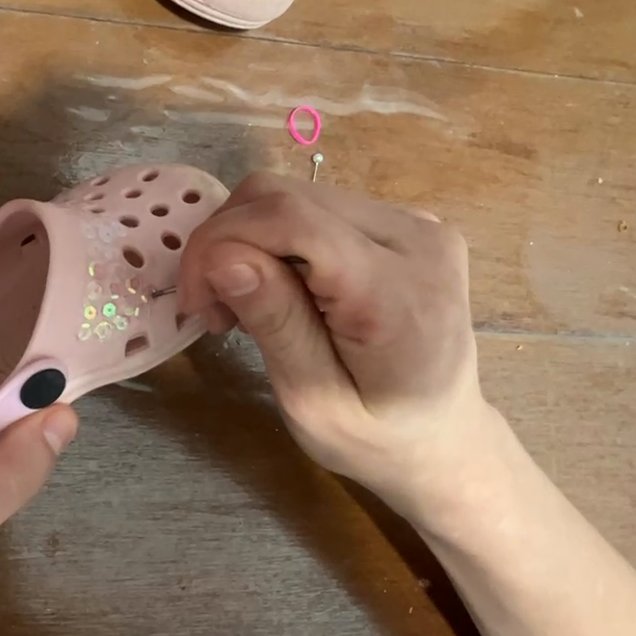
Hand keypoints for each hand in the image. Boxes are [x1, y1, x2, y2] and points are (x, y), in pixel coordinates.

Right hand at [176, 173, 489, 518]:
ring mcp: (412, 223)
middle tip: (209, 306)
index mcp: (398, 291)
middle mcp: (414, 237)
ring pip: (290, 195)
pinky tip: (273, 285)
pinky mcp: (399, 221)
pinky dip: (271, 238)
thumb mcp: (314, 403)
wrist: (442, 440)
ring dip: (244, 239)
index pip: (290, 219)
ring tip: (239, 300)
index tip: (193, 299)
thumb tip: (223, 257)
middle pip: (283, 197)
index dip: (220, 242)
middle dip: (224, 241)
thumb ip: (275, 323)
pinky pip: (311, 207)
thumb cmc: (375, 440)